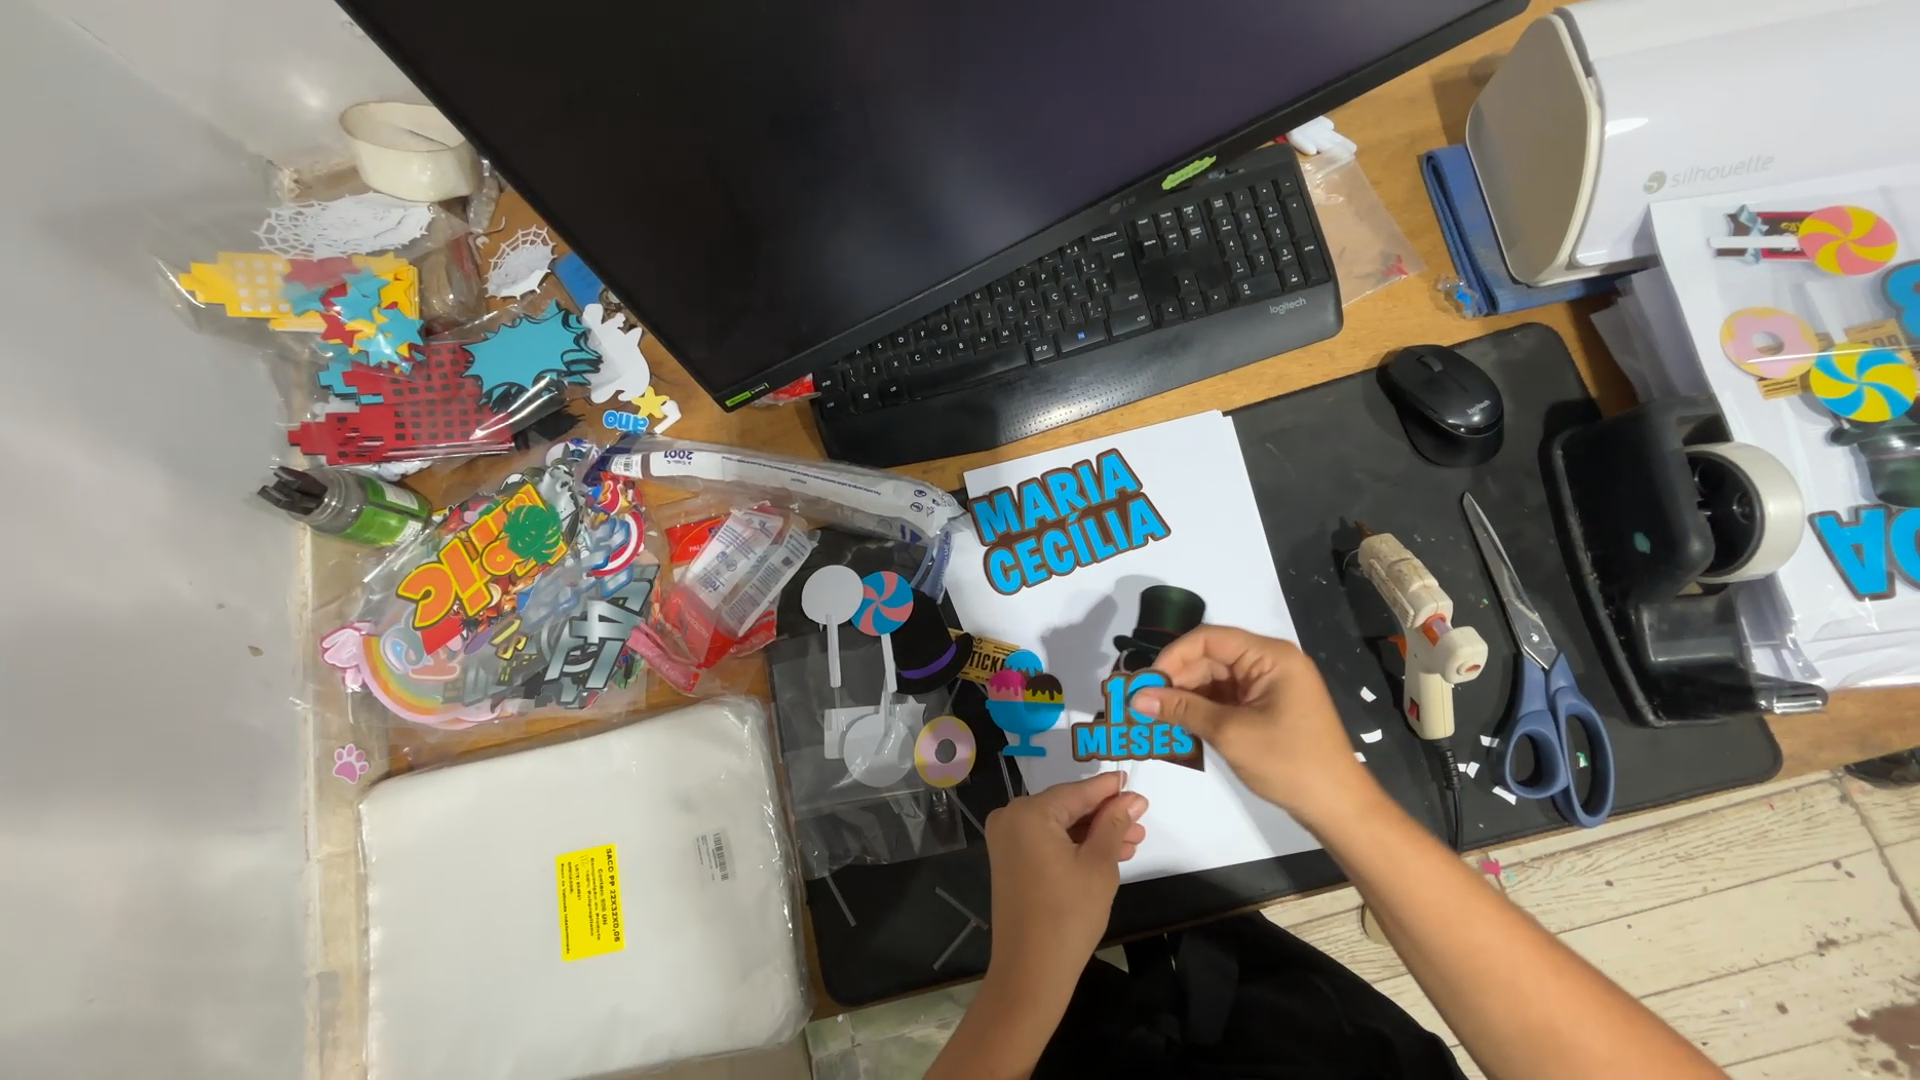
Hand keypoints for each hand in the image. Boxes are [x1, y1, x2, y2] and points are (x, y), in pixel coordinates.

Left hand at [982, 772, 1146, 993]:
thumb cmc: (1068, 915)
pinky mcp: (1011, 861)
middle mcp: (1011, 818)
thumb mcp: (1099, 865)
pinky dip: (1076, 846)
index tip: (1135, 785)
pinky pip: (1048, 842)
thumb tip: (1131, 798)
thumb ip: (1114, 825)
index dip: (1109, 790)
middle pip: (1067, 807)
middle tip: (1141, 820)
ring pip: (1060, 826)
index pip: (1077, 792)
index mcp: (1028, 813)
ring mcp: (1007, 841)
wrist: (1031, 972)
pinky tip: (1109, 854)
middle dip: (1105, 815)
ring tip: (1133, 841)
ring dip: (1094, 833)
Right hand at [1133, 626, 1377, 825]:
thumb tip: (1137, 698)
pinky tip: (1179, 725)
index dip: (1174, 656)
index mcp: (1270, 656)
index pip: (1210, 639)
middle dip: (1176, 680)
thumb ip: (1182, 709)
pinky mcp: (1267, 708)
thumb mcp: (1230, 733)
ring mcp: (1269, 686)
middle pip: (1211, 659)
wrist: (1338, 807)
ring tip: (1154, 717)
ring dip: (1186, 697)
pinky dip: (1202, 710)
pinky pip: (1226, 699)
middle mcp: (1270, 663)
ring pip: (1215, 680)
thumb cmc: (1288, 762)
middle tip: (1143, 704)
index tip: (1146, 682)